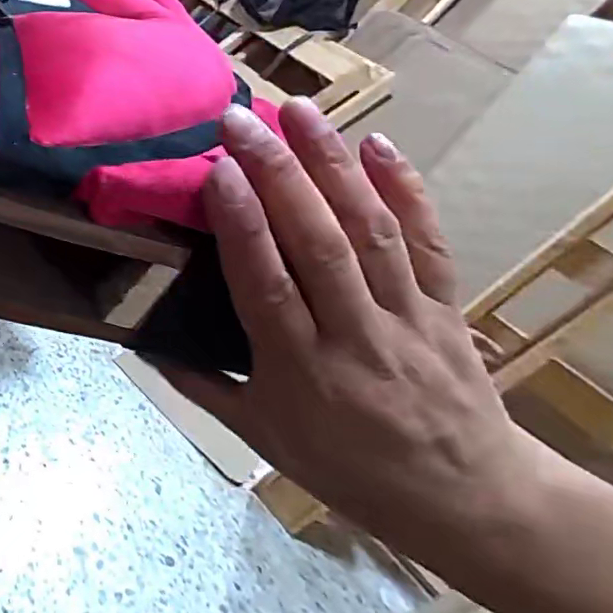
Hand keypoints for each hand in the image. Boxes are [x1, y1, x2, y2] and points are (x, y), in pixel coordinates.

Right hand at [154, 100, 564, 544]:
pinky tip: (382, 143)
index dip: (243, 226)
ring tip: (301, 111)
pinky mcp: (448, 307)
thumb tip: (143, 345)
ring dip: (335, 164)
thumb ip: (203, 388)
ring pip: (372, 231)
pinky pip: (430, 242)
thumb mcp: (265, 440)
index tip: (218, 171)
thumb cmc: (349, 470)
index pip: (267, 286)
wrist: (469, 502)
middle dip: (278, 174)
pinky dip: (408, 189)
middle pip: (318, 243)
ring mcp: (409, 317)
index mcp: (302, 372)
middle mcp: (355, 335)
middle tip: (242, 119)